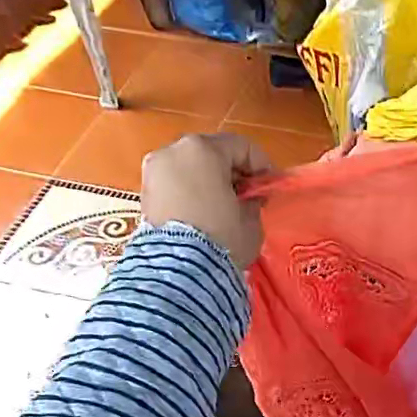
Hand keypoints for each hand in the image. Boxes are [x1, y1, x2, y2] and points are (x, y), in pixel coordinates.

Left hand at [141, 133, 272, 269]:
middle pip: (212, 153)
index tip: (271, 185)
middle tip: (248, 197)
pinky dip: (191, 194)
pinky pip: (176, 186)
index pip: (241, 146)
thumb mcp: (251, 221)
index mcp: (204, 150)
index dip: (262, 165)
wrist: (181, 270)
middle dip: (232, 173)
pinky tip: (203, 216)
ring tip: (223, 209)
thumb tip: (247, 198)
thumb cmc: (222, 239)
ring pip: (190, 168)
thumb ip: (252, 202)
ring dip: (209, 183)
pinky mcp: (145, 193)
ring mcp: (154, 170)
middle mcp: (174, 150)